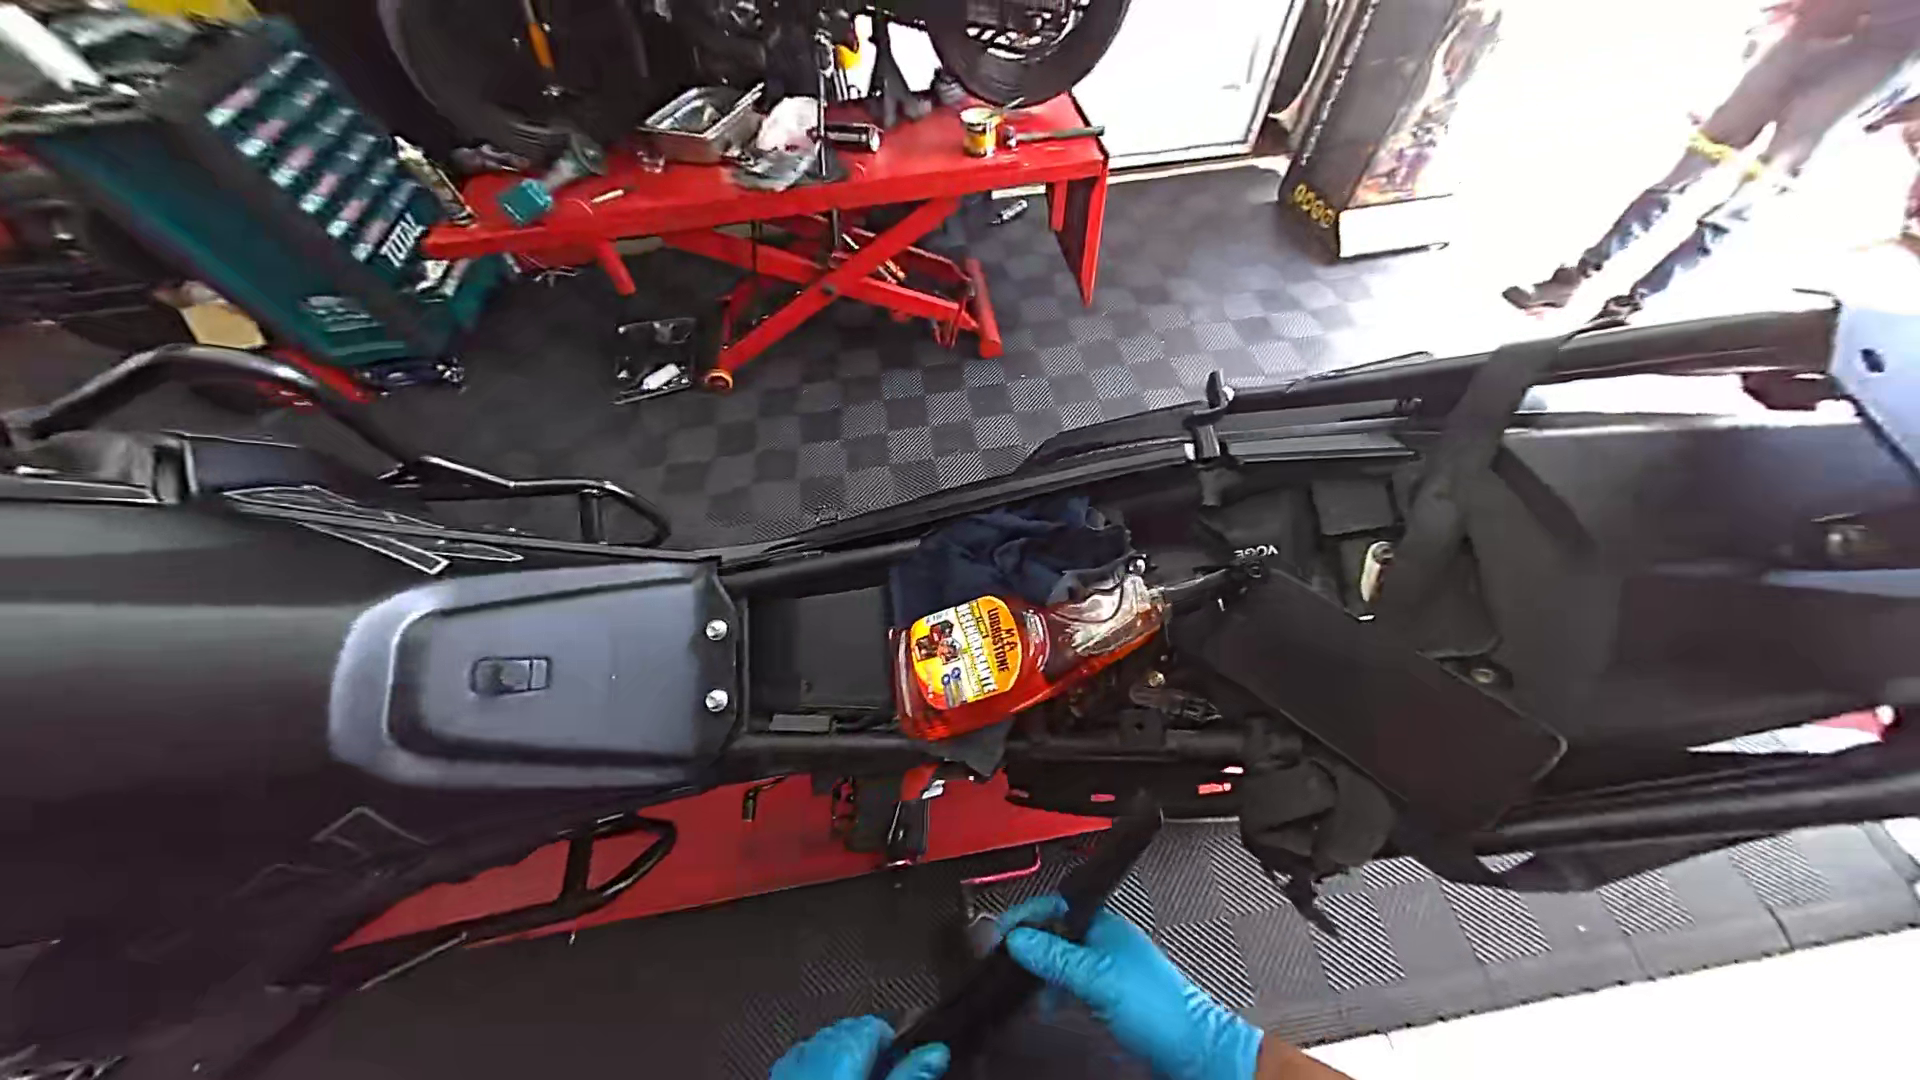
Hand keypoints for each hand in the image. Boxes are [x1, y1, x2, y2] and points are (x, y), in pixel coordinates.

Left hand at [769, 1016, 948, 1079]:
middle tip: (887, 1078)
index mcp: (843, 1049)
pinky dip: (822, 1069)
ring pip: (827, 1044)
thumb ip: (908, 1078)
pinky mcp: (778, 1079)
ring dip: (846, 1059)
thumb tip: (939, 1050)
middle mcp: (815, 1046)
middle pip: (851, 1032)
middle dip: (871, 1051)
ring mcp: (791, 1064)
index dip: (895, 1045)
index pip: (877, 1026)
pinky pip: (805, 1060)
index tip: (905, 1069)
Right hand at [1001, 895, 1262, 1079]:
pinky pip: (1069, 983)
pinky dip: (1052, 990)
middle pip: (1053, 932)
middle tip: (1005, 957)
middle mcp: (1102, 940)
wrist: (1194, 1051)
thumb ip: (1055, 957)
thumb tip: (1019, 939)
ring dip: (1040, 969)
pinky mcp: (1106, 994)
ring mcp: (1104, 967)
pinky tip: (1046, 1003)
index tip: (1001, 931)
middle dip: (1028, 943)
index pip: (1052, 906)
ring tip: (1022, 983)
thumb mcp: (1097, 977)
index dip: (1024, 916)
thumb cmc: (1159, 1007)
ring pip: (1060, 958)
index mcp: (1102, 923)